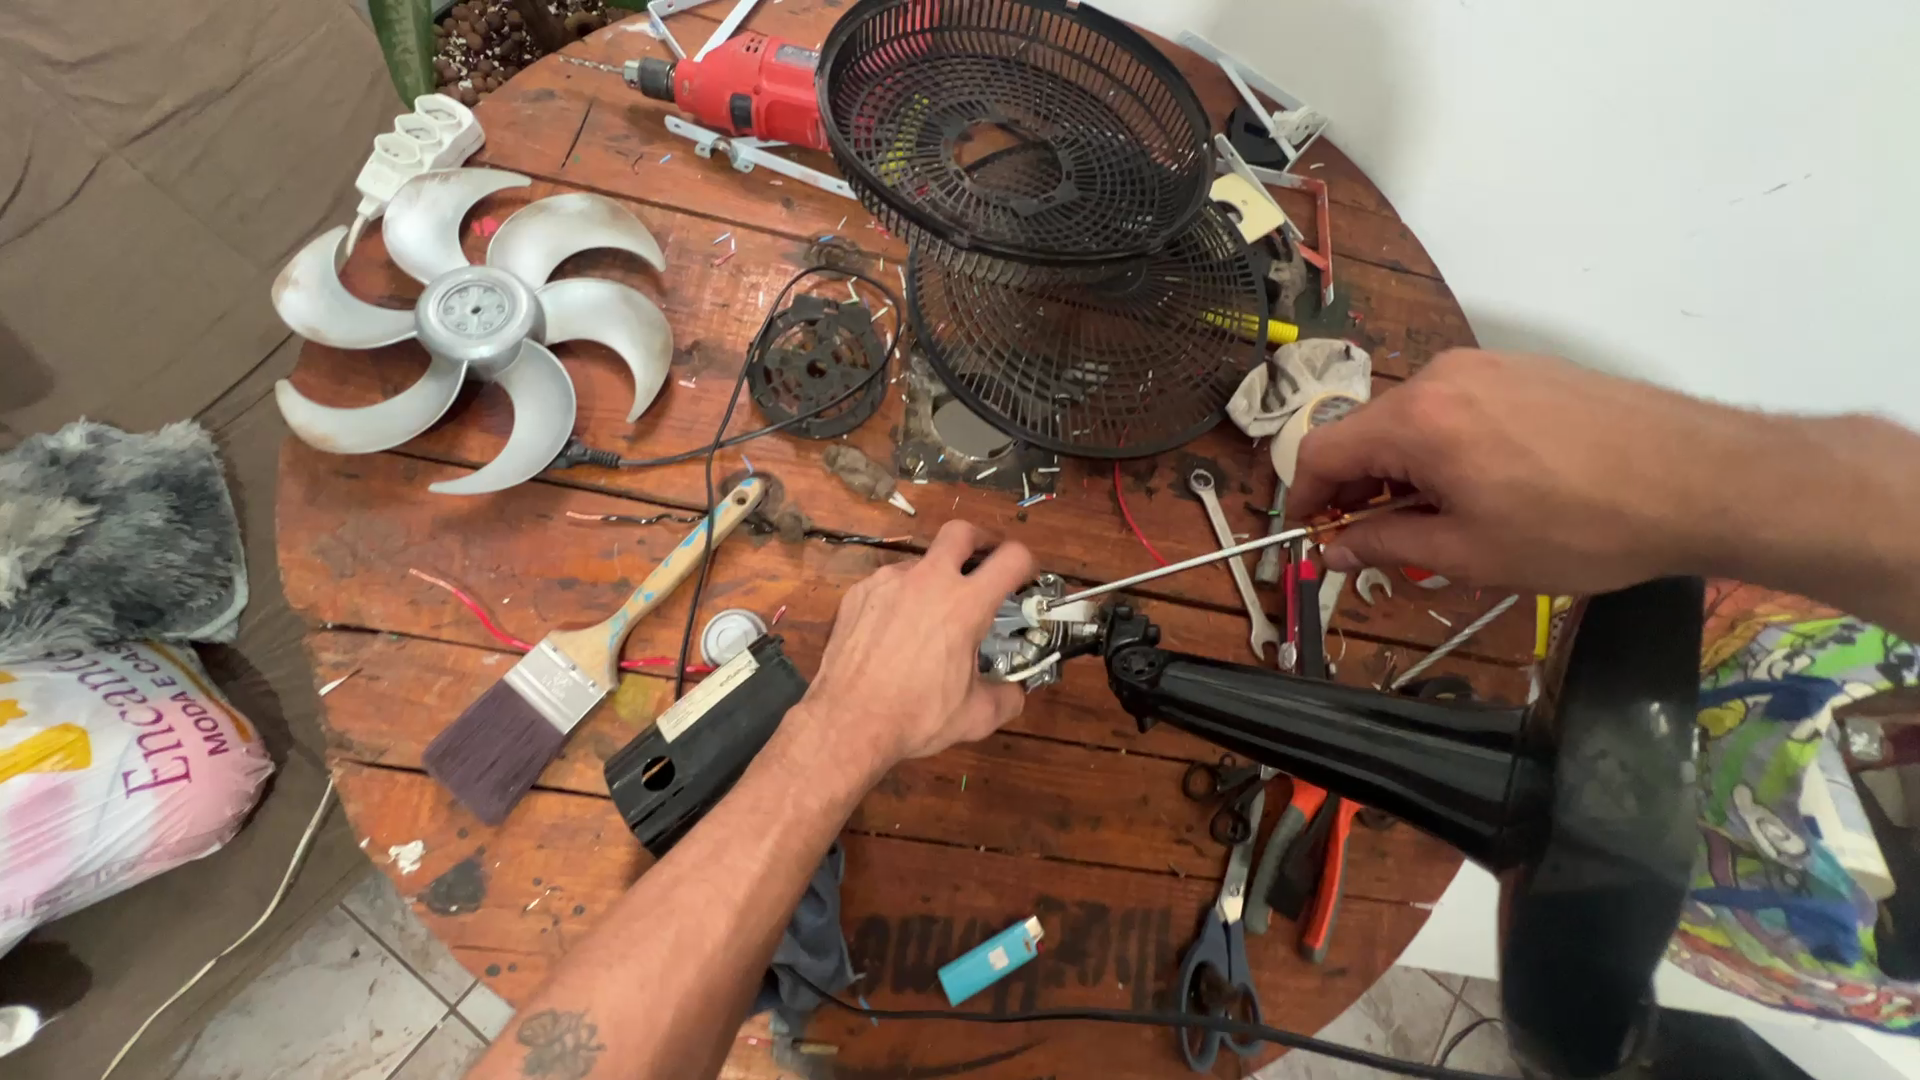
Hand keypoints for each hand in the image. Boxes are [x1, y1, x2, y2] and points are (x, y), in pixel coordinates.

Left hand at [787, 522, 1035, 783]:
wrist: (848, 722)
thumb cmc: (913, 717)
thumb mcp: (975, 716)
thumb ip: (1006, 697)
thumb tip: (1015, 691)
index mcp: (965, 605)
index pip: (1011, 558)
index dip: (1026, 562)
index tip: (1023, 576)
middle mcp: (928, 582)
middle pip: (962, 531)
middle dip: (979, 541)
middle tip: (983, 562)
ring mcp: (889, 582)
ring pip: (921, 561)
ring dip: (935, 576)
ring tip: (933, 613)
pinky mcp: (859, 593)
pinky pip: (889, 583)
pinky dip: (901, 597)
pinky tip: (896, 630)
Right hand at [1288, 349, 1770, 594]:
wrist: (1717, 480)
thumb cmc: (1582, 527)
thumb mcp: (1469, 553)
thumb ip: (1384, 546)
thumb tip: (1332, 550)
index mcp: (1416, 421)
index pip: (1320, 451)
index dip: (1302, 496)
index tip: (1309, 533)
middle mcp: (1440, 378)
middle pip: (1361, 431)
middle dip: (1352, 486)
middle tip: (1372, 534)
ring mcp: (1484, 366)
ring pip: (1405, 418)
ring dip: (1395, 466)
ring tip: (1430, 513)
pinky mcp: (1521, 368)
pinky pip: (1449, 405)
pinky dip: (1435, 444)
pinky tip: (1474, 480)